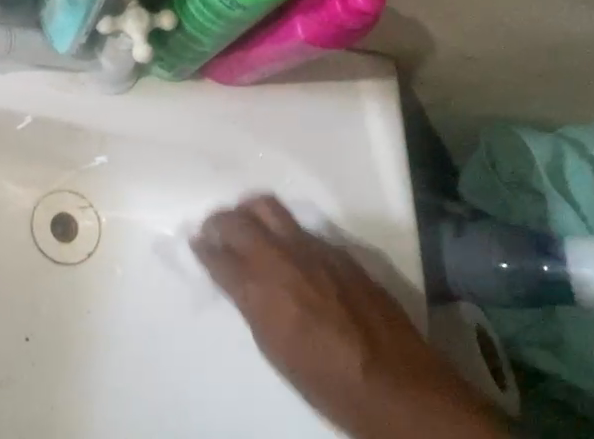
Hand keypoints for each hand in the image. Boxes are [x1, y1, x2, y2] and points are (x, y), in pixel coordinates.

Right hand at [192, 196, 507, 438]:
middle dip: (219, 222)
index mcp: (256, 287)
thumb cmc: (325, 380)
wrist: (395, 385)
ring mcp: (312, 249)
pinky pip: (304, 228)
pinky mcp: (340, 252)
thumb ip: (252, 305)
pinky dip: (288, 232)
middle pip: (235, 219)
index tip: (198, 245)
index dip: (202, 248)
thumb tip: (239, 283)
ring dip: (250, 213)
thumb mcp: (273, 348)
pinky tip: (293, 251)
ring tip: (249, 226)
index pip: (215, 253)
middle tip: (216, 232)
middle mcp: (279, 257)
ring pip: (268, 207)